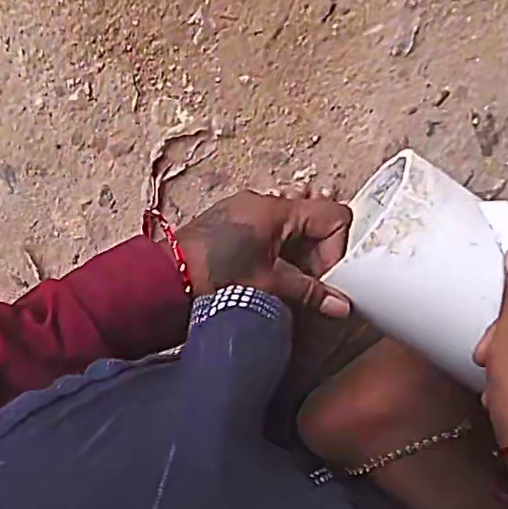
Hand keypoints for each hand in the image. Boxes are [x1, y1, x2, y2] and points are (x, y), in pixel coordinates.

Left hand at [173, 188, 352, 316]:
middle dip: (316, 255)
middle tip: (306, 284)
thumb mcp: (267, 284)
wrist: (166, 277)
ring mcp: (246, 209)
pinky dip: (277, 251)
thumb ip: (309, 292)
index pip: (333, 216)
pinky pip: (269, 230)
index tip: (323, 278)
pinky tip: (265, 274)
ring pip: (291, 228)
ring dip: (297, 255)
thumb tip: (341, 306)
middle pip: (313, 222)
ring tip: (284, 281)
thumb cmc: (211, 275)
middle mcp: (263, 202)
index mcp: (277, 210)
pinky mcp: (231, 222)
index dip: (335, 249)